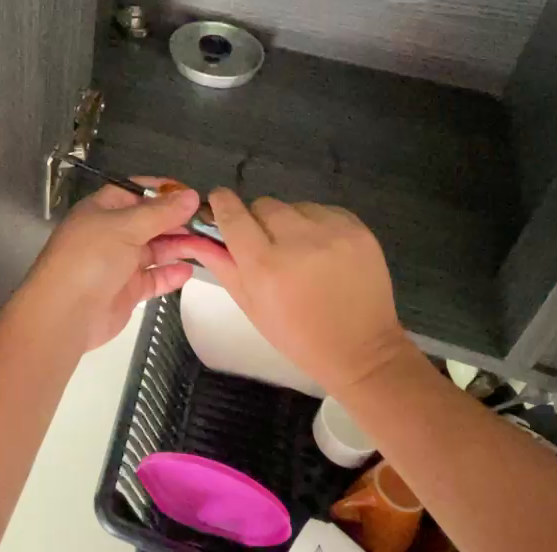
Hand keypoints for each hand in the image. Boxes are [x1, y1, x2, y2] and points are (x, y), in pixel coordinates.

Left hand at [17, 179, 208, 351]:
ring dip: (178, 246)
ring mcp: (119, 262)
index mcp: (102, 210)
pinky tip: (189, 270)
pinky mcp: (127, 290)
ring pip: (154, 249)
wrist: (66, 313)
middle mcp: (111, 233)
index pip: (135, 192)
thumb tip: (190, 194)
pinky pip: (154, 277)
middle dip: (176, 221)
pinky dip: (170, 273)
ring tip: (206, 245)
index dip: (161, 191)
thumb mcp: (125, 227)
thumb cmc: (91, 258)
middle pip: (149, 221)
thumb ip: (160, 212)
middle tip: (206, 223)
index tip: (190, 194)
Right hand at [169, 189, 412, 390]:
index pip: (232, 213)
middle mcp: (297, 242)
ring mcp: (332, 233)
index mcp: (265, 266)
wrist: (364, 352)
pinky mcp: (357, 229)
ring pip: (294, 206)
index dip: (222, 204)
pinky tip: (323, 250)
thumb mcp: (251, 306)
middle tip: (269, 246)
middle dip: (259, 220)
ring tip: (301, 251)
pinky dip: (317, 224)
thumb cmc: (298, 336)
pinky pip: (323, 210)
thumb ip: (221, 264)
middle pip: (263, 205)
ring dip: (290, 222)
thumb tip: (192, 234)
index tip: (220, 204)